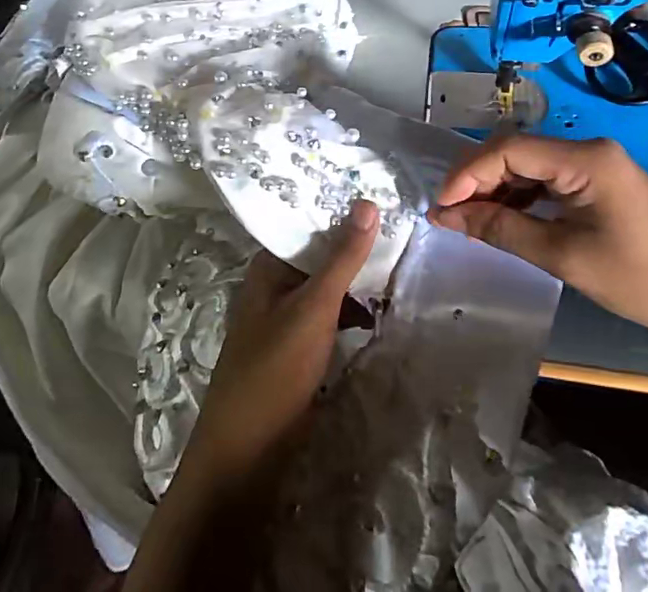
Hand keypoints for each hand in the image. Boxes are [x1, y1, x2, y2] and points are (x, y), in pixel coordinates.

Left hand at [176, 199, 379, 493]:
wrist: (246, 452)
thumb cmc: (275, 369)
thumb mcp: (315, 307)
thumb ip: (343, 258)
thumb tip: (368, 202)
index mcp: (268, 268)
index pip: (307, 224)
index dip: (340, 210)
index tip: (381, 196)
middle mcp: (274, 286)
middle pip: (319, 254)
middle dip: (355, 246)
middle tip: (401, 231)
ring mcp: (285, 317)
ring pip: (327, 285)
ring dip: (356, 279)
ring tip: (397, 267)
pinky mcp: (298, 345)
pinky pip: (329, 313)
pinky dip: (351, 310)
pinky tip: (376, 314)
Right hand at [429, 134, 647, 338]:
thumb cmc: (643, 279)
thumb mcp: (565, 256)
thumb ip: (503, 229)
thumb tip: (449, 216)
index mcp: (584, 158)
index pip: (508, 149)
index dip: (467, 174)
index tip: (440, 207)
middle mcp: (588, 149)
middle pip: (517, 152)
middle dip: (478, 181)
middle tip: (449, 217)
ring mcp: (597, 164)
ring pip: (531, 166)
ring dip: (498, 190)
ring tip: (469, 222)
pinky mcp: (601, 181)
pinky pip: (550, 180)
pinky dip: (523, 198)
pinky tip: (505, 220)